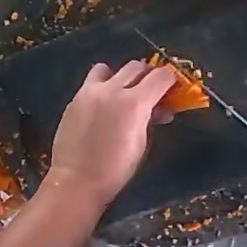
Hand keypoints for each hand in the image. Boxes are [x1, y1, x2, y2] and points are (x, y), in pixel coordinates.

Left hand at [44, 61, 177, 210]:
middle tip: (151, 91)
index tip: (172, 87)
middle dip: (148, 75)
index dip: (170, 80)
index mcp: (134, 103)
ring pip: (109, 69)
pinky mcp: (74, 100)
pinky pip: (92, 82)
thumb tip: (160, 109)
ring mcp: (89, 93)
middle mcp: (111, 91)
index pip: (161, 76)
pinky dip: (103, 86)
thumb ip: (151, 119)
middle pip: (136, 67)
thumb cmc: (115, 169)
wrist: (76, 180)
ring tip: (124, 93)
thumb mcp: (141, 143)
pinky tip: (104, 104)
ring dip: (121, 76)